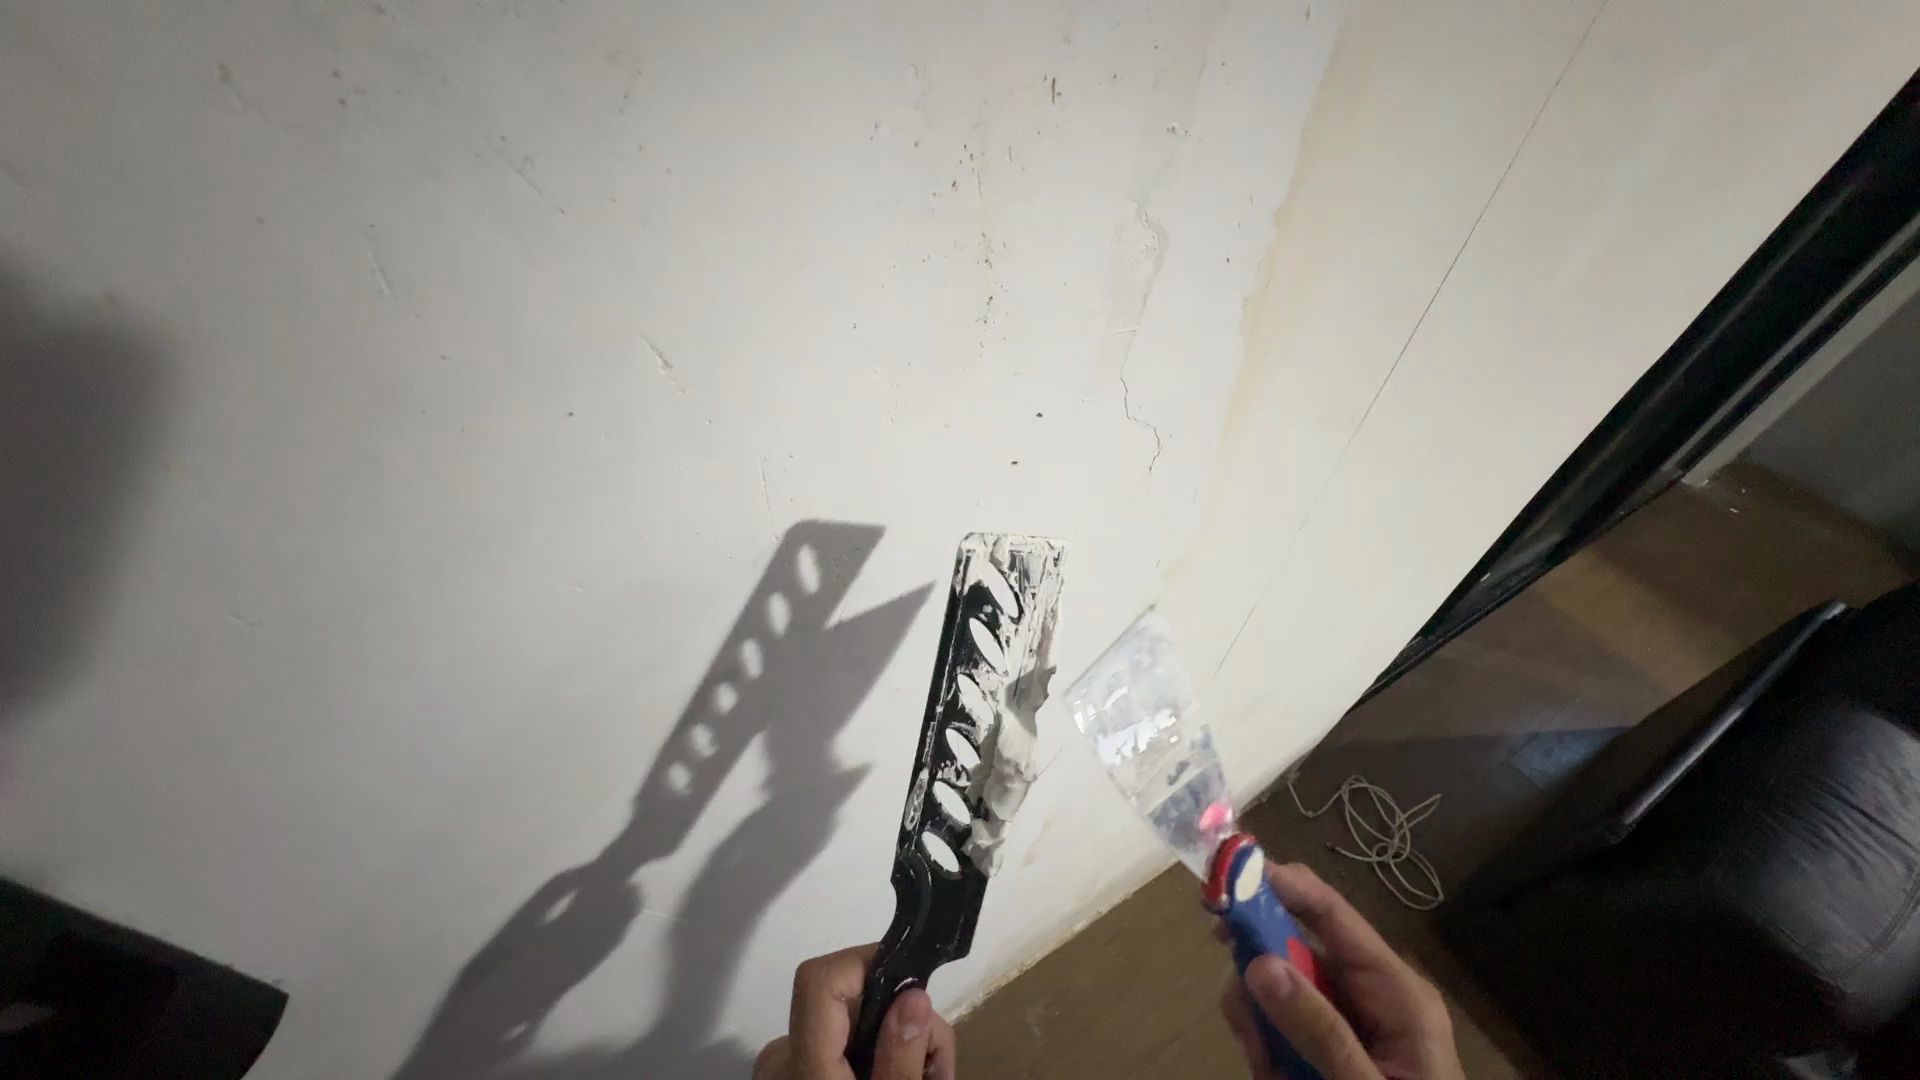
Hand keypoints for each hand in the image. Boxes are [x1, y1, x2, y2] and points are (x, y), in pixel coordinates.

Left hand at [754, 944, 956, 1079]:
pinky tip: (894, 1077)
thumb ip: (901, 1061)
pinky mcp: (793, 1070)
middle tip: (936, 1066)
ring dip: (893, 1042)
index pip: (821, 978)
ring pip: (850, 1020)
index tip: (914, 988)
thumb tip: (916, 997)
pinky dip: (870, 1054)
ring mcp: (784, 1063)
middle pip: (851, 999)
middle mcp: (782, 1055)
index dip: (869, 963)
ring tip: (928, 1076)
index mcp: (801, 1065)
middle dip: (902, 1018)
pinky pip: (836, 1041)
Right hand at [1218, 863, 1463, 1079]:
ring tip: (1264, 1068)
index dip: (1277, 882)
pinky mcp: (1324, 1039)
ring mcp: (1343, 1013)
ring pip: (1273, 978)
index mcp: (1394, 989)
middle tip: (1241, 1011)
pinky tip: (1271, 1074)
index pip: (1328, 910)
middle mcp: (1367, 989)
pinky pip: (1276, 1016)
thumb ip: (1320, 1031)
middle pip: (1290, 940)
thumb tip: (1259, 963)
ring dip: (1256, 1017)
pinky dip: (1261, 1041)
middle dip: (1256, 970)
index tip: (1223, 874)